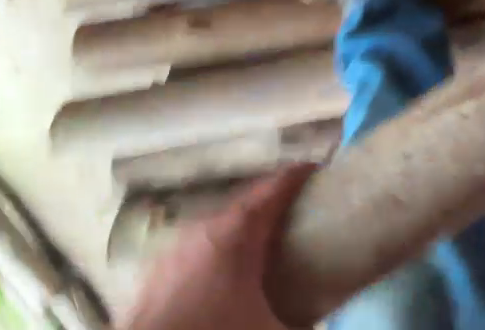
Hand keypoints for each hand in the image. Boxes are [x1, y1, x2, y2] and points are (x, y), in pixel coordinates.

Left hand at [120, 166, 312, 329]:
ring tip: (264, 238)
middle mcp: (206, 227)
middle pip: (248, 199)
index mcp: (240, 230)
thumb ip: (308, 324)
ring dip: (243, 224)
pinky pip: (196, 245)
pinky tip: (223, 270)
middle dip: (274, 199)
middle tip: (300, 208)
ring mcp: (176, 248)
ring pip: (219, 222)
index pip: (277, 185)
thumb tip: (328, 322)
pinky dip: (217, 247)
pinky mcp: (155, 273)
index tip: (322, 171)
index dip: (302, 173)